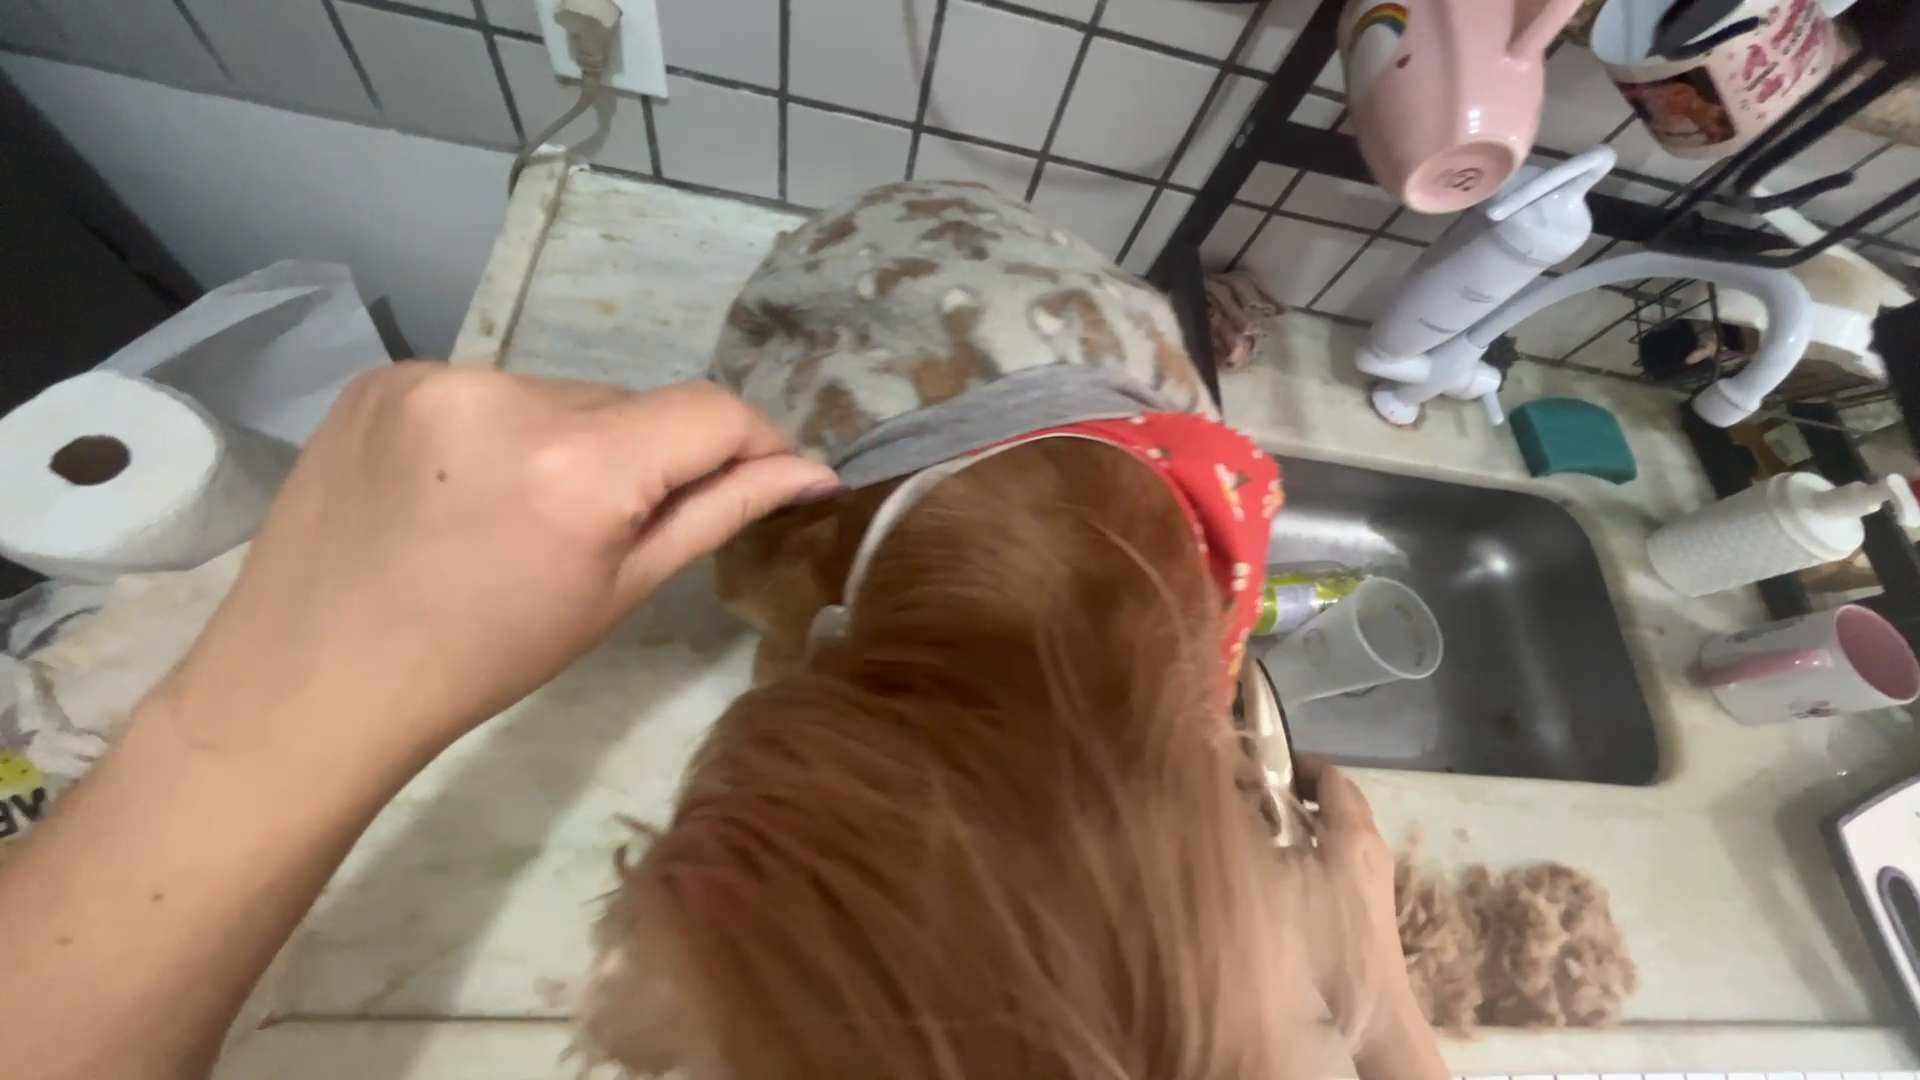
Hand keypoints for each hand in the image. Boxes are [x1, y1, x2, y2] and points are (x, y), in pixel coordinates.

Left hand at [157, 365, 837, 759]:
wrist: (316, 679)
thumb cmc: (493, 653)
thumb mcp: (626, 587)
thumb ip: (723, 511)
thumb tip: (811, 473)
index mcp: (579, 467)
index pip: (712, 412)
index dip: (760, 438)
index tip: (777, 470)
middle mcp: (509, 396)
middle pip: (637, 403)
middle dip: (655, 453)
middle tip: (625, 519)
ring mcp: (437, 375)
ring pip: (569, 394)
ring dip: (585, 438)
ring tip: (540, 506)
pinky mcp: (387, 374)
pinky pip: (500, 389)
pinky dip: (518, 428)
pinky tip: (480, 483)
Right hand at [1275, 757, 1411, 1040]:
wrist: (1372, 1017)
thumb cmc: (1322, 942)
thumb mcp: (1273, 880)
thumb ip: (1249, 836)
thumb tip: (1219, 804)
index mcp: (1352, 832)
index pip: (1328, 773)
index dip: (1291, 760)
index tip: (1254, 763)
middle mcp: (1370, 846)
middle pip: (1335, 796)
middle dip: (1294, 787)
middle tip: (1250, 790)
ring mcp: (1374, 875)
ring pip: (1337, 825)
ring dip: (1300, 816)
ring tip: (1257, 823)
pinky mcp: (1370, 901)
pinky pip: (1338, 851)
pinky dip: (1309, 843)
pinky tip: (1277, 864)